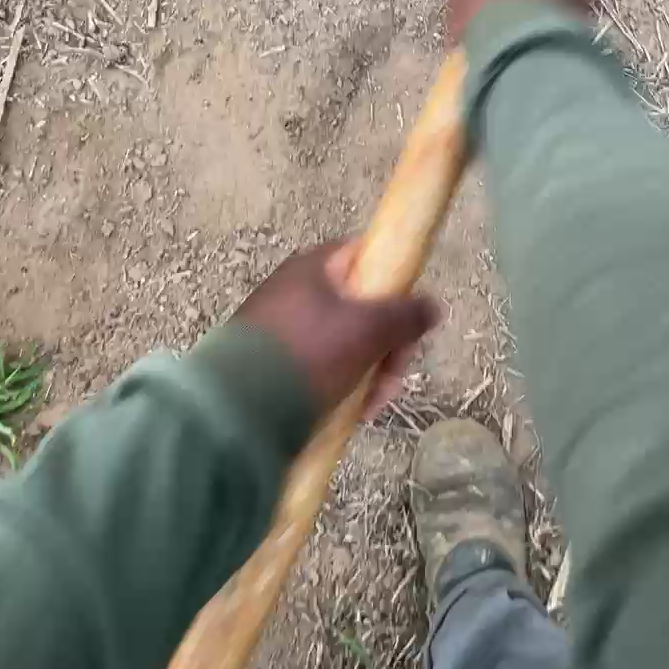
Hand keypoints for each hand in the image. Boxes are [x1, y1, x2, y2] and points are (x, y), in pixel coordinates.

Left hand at [230, 241, 440, 418]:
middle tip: (393, 375)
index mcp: (314, 267)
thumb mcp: (368, 330)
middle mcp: (297, 290)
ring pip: (347, 342)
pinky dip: (343, 386)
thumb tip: (432, 307)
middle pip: (363, 307)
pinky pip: (324, 367)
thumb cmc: (310, 353)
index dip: (397, 283)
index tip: (409, 320)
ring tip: (371, 405)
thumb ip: (407, 315)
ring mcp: (284, 328)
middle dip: (387, 344)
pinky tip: (351, 411)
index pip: (368, 257)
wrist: (236, 409)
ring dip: (370, 372)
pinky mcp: (275, 365)